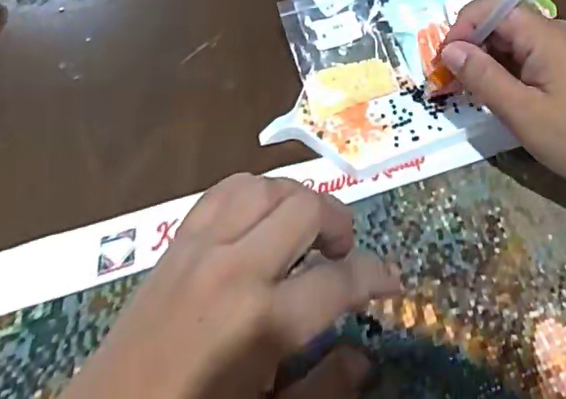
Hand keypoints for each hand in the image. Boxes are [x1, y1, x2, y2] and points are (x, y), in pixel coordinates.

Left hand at [64, 174, 399, 398]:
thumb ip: (324, 387)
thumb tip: (366, 354)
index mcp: (262, 323)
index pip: (339, 279)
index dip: (375, 275)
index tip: (390, 280)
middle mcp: (235, 269)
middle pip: (305, 208)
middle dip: (338, 222)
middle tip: (343, 253)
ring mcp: (201, 247)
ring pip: (264, 186)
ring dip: (295, 201)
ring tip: (303, 231)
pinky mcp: (176, 241)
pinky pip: (224, 190)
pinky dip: (254, 193)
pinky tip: (259, 220)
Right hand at [440, 0, 565, 195]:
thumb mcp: (521, 112)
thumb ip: (483, 76)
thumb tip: (449, 50)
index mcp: (545, 34)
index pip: (494, 6)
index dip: (463, 25)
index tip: (444, 59)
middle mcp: (554, 30)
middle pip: (502, 18)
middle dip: (471, 41)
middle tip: (449, 75)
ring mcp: (561, 46)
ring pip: (511, 36)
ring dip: (485, 55)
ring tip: (465, 85)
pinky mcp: (564, 63)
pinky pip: (525, 51)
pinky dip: (503, 65)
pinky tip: (492, 89)